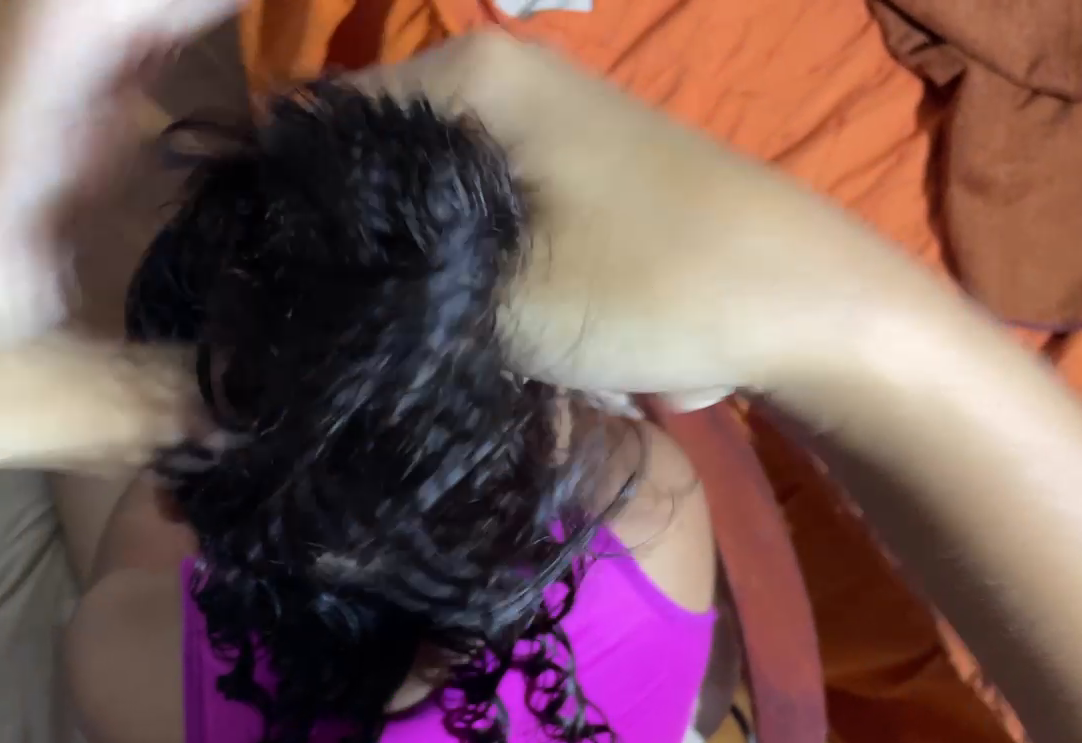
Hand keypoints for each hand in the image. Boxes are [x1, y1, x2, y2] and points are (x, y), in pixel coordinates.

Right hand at [354, 33, 974, 405]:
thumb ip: (392, 294)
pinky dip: (441, 267)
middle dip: (347, 245)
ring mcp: (526, 136)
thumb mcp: (499, 300)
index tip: (289, 291)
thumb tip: (313, 296)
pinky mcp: (550, 187)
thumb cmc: (649, 285)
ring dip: (397, 263)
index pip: (329, 132)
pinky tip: (435, 313)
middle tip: (334, 321)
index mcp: (470, 78)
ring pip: (416, 201)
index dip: (298, 215)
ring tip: (379, 325)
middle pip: (371, 167)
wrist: (792, 308)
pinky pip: (461, 222)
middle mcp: (491, 87)